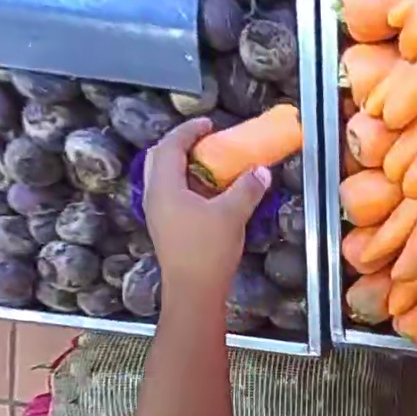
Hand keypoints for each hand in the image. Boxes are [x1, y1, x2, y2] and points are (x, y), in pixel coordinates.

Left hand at [142, 117, 271, 306]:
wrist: (193, 290)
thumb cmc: (207, 249)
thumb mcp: (232, 214)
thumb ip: (247, 188)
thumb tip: (261, 170)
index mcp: (164, 187)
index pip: (170, 146)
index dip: (188, 131)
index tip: (209, 124)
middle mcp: (155, 196)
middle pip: (160, 159)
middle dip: (181, 145)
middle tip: (206, 142)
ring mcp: (158, 213)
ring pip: (165, 177)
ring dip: (185, 166)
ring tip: (210, 165)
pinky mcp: (166, 228)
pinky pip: (172, 194)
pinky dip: (188, 184)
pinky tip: (208, 193)